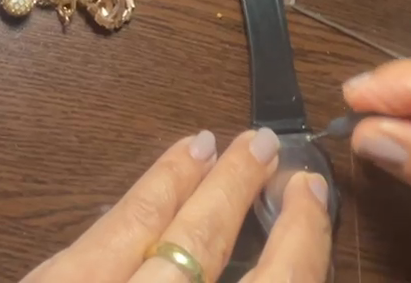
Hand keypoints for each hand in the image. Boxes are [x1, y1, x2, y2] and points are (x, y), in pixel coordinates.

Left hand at [23, 128, 333, 282]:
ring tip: (213, 142)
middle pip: (204, 238)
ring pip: (146, 221)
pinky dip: (133, 203)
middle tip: (268, 145)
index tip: (312, 199)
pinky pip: (98, 234)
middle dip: (239, 189)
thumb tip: (260, 266)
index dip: (298, 243)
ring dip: (183, 180)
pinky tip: (147, 189)